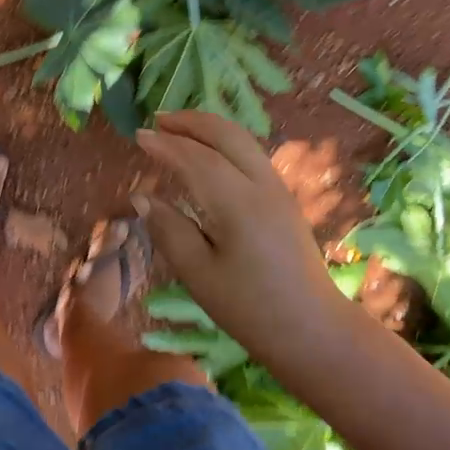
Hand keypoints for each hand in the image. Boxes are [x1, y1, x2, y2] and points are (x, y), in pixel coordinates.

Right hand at [135, 111, 364, 373]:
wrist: (312, 329)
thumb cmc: (249, 307)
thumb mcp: (198, 273)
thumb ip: (168, 228)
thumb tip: (141, 196)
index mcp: (237, 203)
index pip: (195, 159)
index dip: (165, 145)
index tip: (138, 136)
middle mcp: (261, 186)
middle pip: (226, 135)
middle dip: (190, 123)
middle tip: (158, 120)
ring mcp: (278, 190)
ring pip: (242, 140)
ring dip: (208, 128)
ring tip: (178, 129)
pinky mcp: (284, 199)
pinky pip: (251, 154)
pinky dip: (224, 142)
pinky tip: (207, 153)